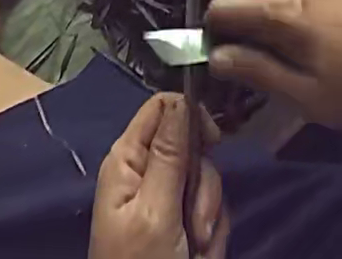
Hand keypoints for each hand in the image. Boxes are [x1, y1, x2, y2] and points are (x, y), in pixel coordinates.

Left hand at [89, 93, 228, 258]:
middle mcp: (144, 172)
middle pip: (190, 145)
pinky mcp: (180, 226)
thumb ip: (169, 153)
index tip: (213, 142)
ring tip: (197, 249)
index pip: (161, 107)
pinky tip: (201, 258)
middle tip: (197, 222)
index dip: (190, 115)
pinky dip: (212, 236)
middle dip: (204, 184)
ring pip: (205, 180)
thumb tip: (182, 99)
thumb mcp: (155, 211)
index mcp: (128, 159)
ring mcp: (163, 200)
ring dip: (209, 216)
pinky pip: (210, 211)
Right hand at [205, 0, 341, 130]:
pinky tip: (319, 39)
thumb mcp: (307, 94)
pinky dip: (292, 12)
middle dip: (246, 32)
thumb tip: (215, 57)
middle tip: (268, 70)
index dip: (215, 35)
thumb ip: (256, 71)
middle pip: (246, 0)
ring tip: (298, 58)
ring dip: (271, 22)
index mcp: (281, 6)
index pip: (222, 7)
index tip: (226, 63)